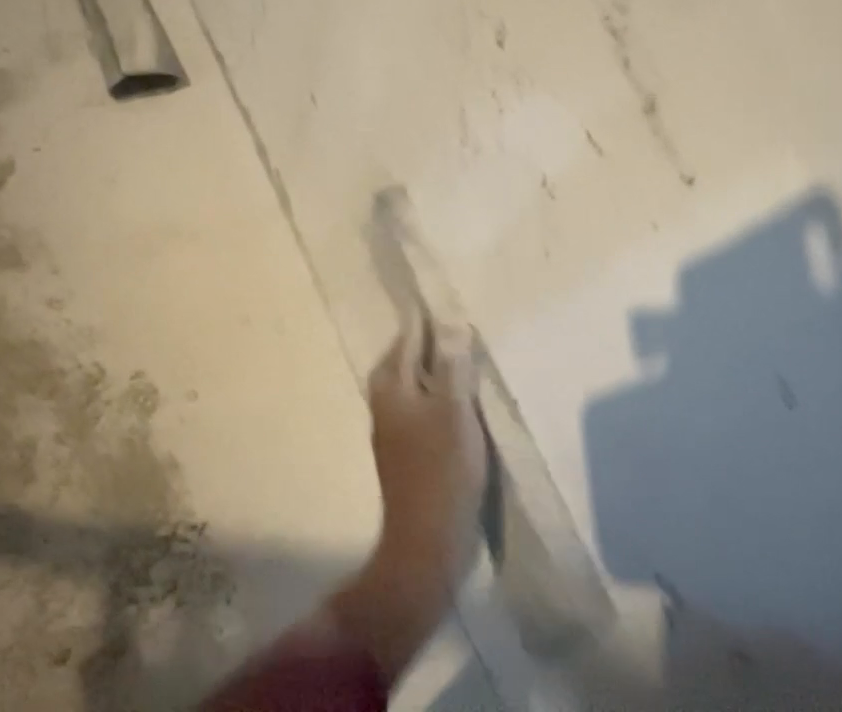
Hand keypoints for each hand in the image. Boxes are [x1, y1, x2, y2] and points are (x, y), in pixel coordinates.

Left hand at [365, 306, 487, 589]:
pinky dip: (429, 396)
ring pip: (404, 390)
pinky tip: (448, 402)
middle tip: (434, 326)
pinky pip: (414, 411)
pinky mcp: (406, 458)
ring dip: (422, 371)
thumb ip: (453, 367)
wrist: (426, 542)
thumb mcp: (456, 411)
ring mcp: (392, 437)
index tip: (427, 299)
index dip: (417, 322)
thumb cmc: (443, 469)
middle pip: (396, 367)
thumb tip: (449, 323)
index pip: (405, 344)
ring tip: (446, 358)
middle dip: (413, 345)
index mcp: (394, 392)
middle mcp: (385, 410)